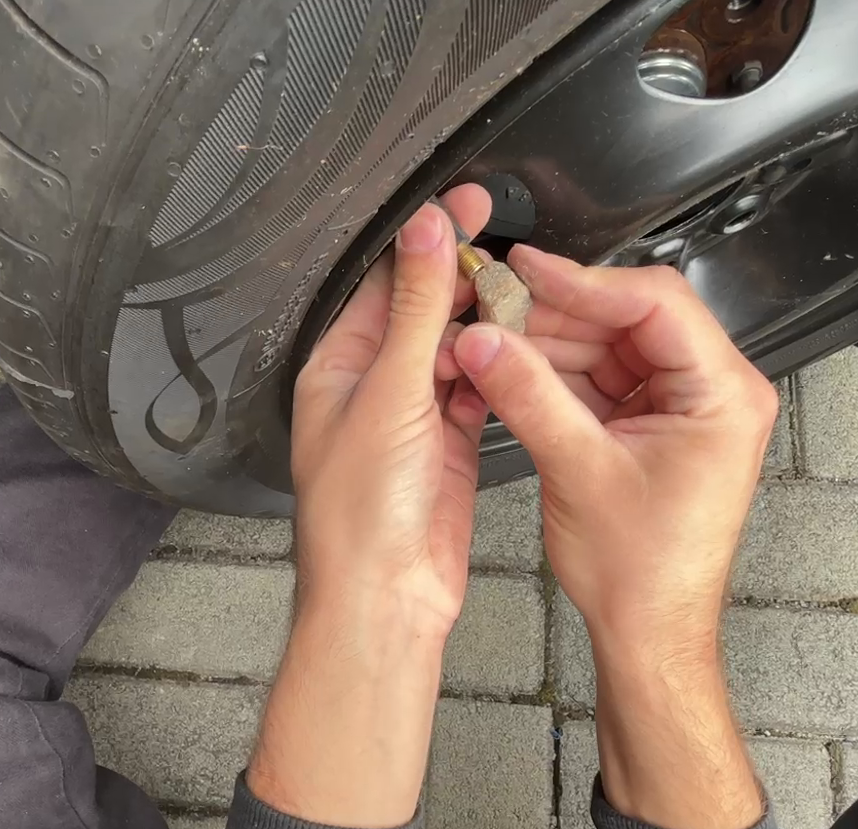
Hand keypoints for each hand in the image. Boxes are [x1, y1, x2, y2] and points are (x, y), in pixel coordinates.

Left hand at [288, 190, 493, 629]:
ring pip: (452, 352)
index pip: (383, 284)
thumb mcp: (389, 395)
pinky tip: (513, 355)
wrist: (388, 596)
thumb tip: (425, 231)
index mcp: (337, 369)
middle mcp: (370, 389)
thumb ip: (413, 311)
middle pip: (420, 313)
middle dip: (461, 282)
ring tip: (520, 300)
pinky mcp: (445, 447)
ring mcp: (411, 419)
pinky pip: (473, 393)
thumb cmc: (361, 512)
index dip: (426, 241)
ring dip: (482, 328)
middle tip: (509, 253)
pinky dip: (493, 373)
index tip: (470, 203)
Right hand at [453, 251, 776, 655]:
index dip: (584, 280)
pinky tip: (511, 371)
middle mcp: (708, 391)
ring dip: (548, 345)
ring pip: (606, 348)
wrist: (647, 627)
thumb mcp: (580, 471)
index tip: (525, 270)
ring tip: (491, 339)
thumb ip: (530, 397)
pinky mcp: (645, 427)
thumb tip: (484, 342)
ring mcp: (675, 409)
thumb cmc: (642, 569)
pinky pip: (596, 382)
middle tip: (495, 306)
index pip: (655, 304)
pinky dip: (553, 378)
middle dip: (556, 314)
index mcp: (723, 394)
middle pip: (627, 320)